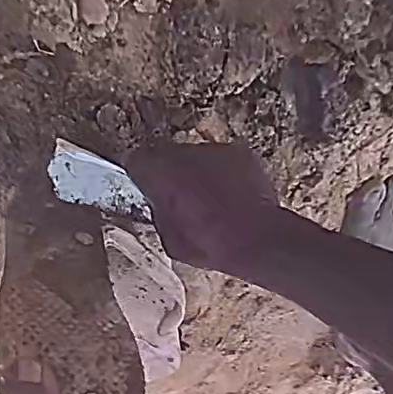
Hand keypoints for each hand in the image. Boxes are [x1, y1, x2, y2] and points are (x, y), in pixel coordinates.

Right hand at [123, 142, 279, 270]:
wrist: (256, 240)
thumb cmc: (211, 244)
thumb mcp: (170, 241)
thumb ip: (159, 216)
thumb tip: (160, 209)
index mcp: (158, 171)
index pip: (136, 161)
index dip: (142, 179)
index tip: (147, 193)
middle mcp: (183, 152)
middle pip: (167, 156)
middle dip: (172, 176)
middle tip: (181, 203)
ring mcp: (213, 150)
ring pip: (197, 158)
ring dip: (199, 176)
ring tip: (211, 206)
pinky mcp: (240, 153)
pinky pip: (224, 162)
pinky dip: (225, 177)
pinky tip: (232, 201)